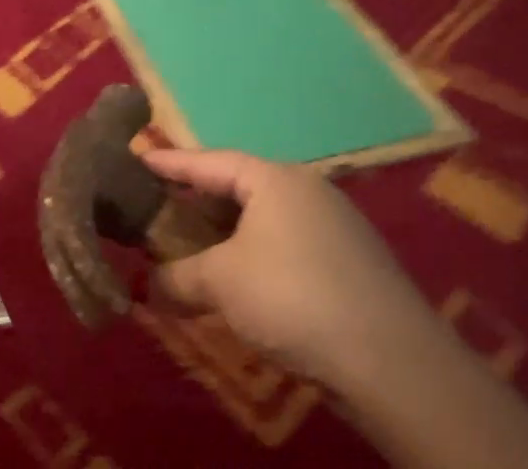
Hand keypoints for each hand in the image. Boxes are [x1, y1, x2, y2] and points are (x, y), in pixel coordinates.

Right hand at [140, 148, 442, 387]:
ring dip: (222, 236)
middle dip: (193, 202)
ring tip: (188, 249)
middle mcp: (308, 192)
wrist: (394, 366)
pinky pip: (284, 247)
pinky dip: (252, 257)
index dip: (167, 163)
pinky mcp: (350, 267)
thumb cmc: (293, 298)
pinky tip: (235, 283)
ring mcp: (336, 229)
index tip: (132, 162)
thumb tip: (147, 286)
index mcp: (275, 179)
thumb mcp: (218, 282)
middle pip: (236, 188)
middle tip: (154, 210)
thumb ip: (175, 276)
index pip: (208, 160)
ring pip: (262, 221)